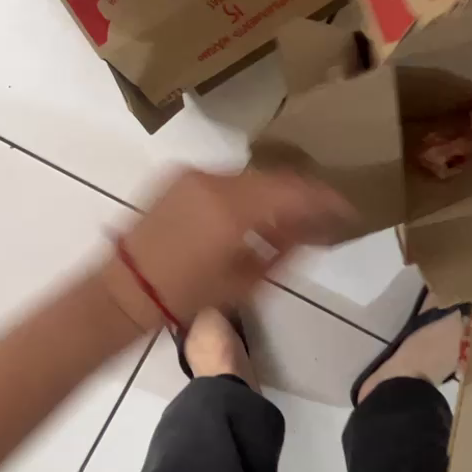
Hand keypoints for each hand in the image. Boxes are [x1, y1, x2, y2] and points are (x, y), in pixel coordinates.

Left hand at [102, 168, 352, 330]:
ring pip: (251, 177)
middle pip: (276, 178)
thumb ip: (285, 250)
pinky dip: (246, 192)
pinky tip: (252, 214)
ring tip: (288, 218)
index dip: (327, 198)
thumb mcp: (245, 282)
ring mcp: (194, 174)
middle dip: (302, 195)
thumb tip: (314, 230)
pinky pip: (226, 179)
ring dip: (273, 193)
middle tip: (321, 216)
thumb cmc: (186, 297)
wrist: (123, 290)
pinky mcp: (179, 176)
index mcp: (234, 208)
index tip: (347, 210)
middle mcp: (216, 180)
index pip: (296, 190)